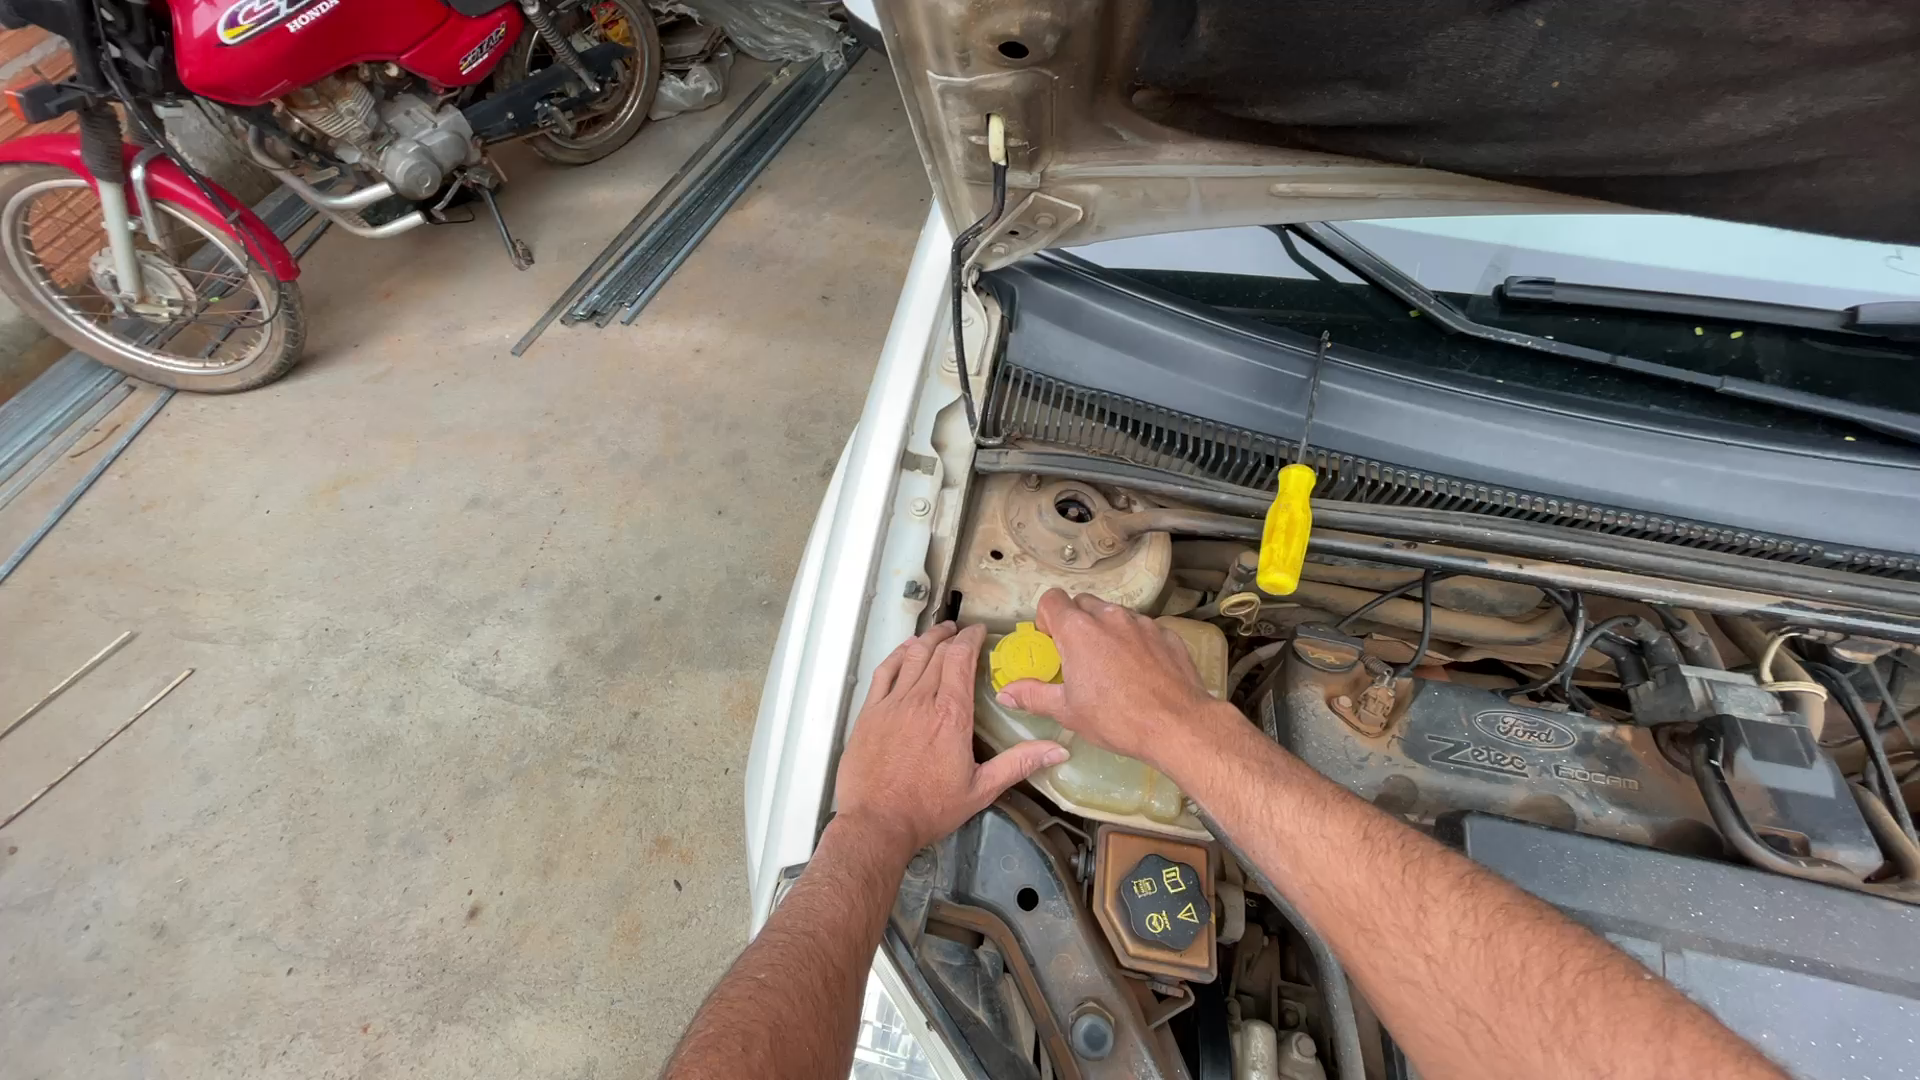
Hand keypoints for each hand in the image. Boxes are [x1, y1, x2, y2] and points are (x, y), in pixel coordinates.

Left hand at [834, 622, 1069, 863]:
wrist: (876, 823)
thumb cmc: (928, 809)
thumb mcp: (981, 789)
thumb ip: (1019, 764)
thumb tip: (1058, 749)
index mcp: (951, 715)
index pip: (961, 659)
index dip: (972, 639)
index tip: (980, 632)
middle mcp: (922, 700)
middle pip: (938, 653)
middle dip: (953, 637)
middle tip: (962, 632)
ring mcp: (892, 703)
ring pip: (912, 656)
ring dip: (928, 639)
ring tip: (939, 632)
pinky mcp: (870, 712)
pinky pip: (884, 671)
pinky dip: (898, 654)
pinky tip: (906, 649)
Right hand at [996, 589, 1237, 773]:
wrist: (1178, 725)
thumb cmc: (1116, 718)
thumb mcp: (1067, 711)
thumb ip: (1032, 695)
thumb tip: (1004, 692)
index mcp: (1078, 630)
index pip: (1052, 599)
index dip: (1047, 618)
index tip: (1052, 644)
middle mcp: (1109, 616)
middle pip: (1083, 603)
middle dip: (1076, 622)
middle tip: (1078, 656)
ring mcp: (1142, 623)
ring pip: (1114, 614)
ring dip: (1106, 631)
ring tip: (1111, 665)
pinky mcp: (1167, 634)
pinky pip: (1143, 629)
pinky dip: (1136, 642)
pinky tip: (1141, 672)